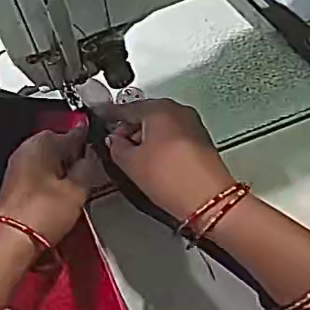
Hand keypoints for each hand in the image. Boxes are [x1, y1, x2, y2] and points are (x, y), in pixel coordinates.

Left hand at [0, 123, 103, 254]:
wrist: (11, 241)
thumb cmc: (37, 215)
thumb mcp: (77, 190)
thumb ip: (88, 167)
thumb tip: (92, 157)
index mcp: (40, 142)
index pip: (73, 133)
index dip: (89, 142)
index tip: (98, 146)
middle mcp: (26, 150)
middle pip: (60, 148)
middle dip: (75, 161)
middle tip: (89, 177)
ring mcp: (18, 168)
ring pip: (50, 164)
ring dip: (63, 174)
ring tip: (74, 194)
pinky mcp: (16, 186)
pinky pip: (40, 178)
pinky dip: (51, 185)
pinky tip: (59, 201)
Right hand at [98, 98, 236, 221]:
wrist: (209, 202)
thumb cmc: (176, 180)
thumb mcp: (129, 163)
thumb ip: (115, 146)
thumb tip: (114, 142)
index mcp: (160, 109)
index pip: (125, 107)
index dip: (108, 115)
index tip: (100, 118)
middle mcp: (179, 111)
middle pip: (144, 114)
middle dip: (128, 129)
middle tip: (115, 144)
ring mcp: (192, 125)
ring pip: (159, 126)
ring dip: (145, 138)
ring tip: (135, 160)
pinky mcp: (200, 141)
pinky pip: (173, 137)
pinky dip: (161, 146)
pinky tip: (155, 164)